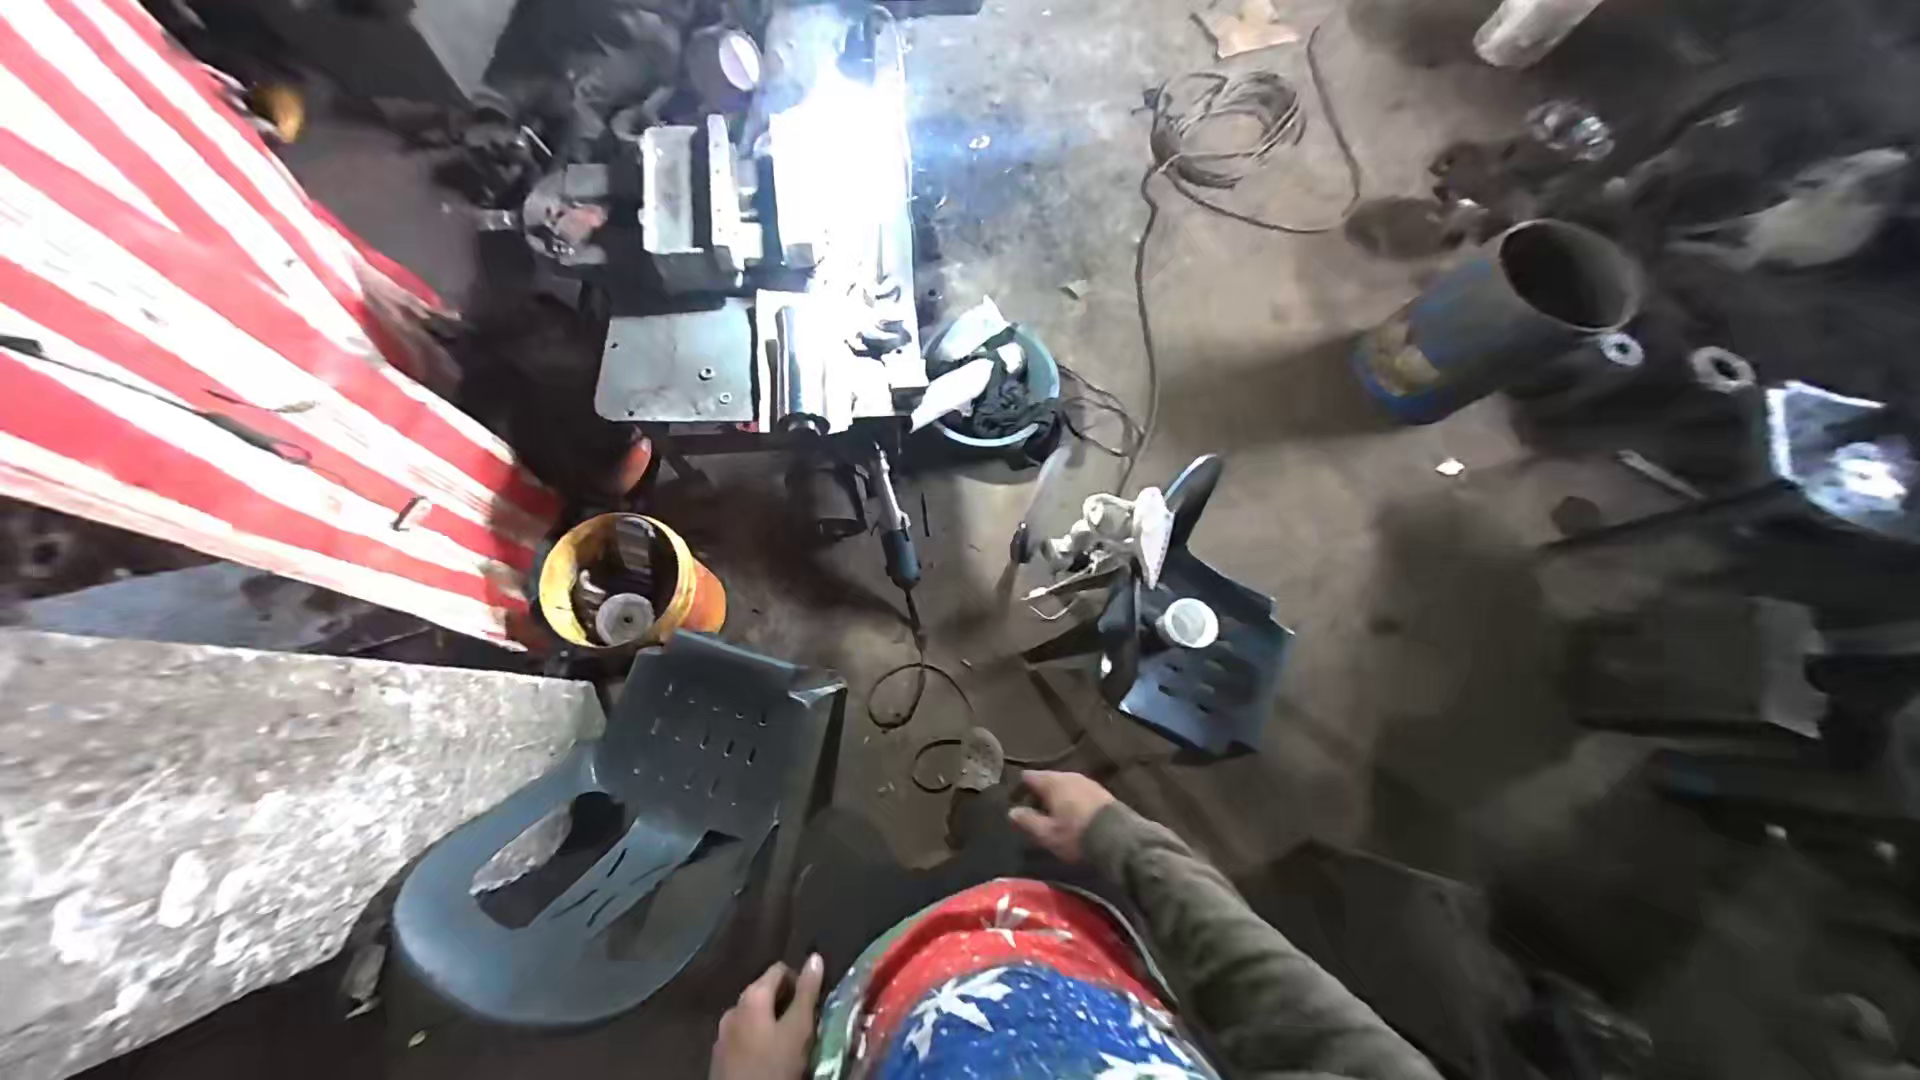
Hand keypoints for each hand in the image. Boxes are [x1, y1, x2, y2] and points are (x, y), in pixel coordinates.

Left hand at [709, 955, 824, 1079]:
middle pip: (766, 992)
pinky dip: (757, 1040)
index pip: (780, 969)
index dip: (800, 982)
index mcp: (752, 995)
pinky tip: (767, 1060)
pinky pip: (743, 1037)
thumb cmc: (773, 1068)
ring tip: (787, 1046)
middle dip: (786, 1004)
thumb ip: (807, 992)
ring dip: (771, 1024)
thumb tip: (815, 957)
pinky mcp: (718, 1058)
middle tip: (802, 1027)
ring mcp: (722, 1035)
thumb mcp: (798, 1029)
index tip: (811, 1006)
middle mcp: (733, 1007)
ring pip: (754, 1017)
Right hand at [1008, 770, 1115, 862]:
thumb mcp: (1047, 834)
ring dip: (1056, 799)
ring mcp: (1087, 781)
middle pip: (1047, 780)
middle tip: (1035, 815)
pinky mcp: (1101, 792)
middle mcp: (1069, 775)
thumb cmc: (1076, 835)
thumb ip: (1027, 821)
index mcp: (1052, 782)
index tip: (1017, 805)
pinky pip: (1078, 792)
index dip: (1019, 790)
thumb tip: (1012, 812)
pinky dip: (1071, 801)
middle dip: (1039, 796)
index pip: (1028, 777)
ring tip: (1054, 818)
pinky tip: (1073, 817)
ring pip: (1064, 786)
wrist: (1119, 839)